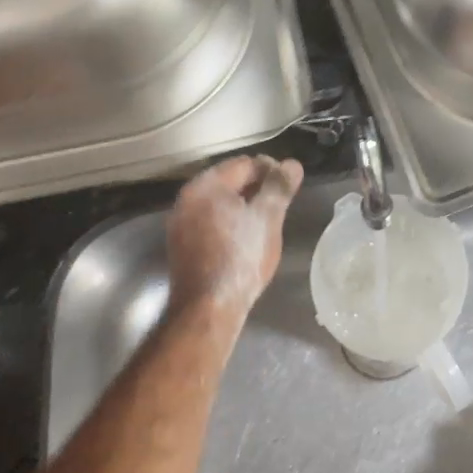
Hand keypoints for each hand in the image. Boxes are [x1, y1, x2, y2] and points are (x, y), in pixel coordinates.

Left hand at [166, 155, 303, 317]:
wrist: (207, 308)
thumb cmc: (241, 257)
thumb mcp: (268, 218)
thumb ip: (279, 187)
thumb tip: (292, 164)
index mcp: (206, 185)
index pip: (245, 163)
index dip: (271, 170)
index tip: (290, 186)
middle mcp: (187, 198)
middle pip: (230, 182)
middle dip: (257, 189)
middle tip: (281, 205)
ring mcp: (181, 223)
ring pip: (220, 203)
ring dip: (244, 206)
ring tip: (266, 223)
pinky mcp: (181, 245)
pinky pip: (210, 221)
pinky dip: (229, 223)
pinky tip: (246, 239)